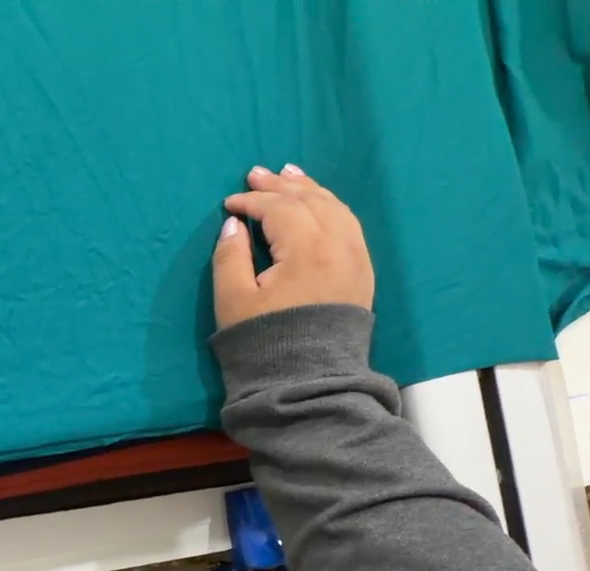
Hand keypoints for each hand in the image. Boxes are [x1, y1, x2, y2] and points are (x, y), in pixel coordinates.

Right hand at [212, 164, 374, 332]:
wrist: (306, 377)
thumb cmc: (263, 340)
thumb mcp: (233, 301)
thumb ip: (229, 258)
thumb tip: (233, 224)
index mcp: (305, 249)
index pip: (278, 210)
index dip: (251, 202)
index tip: (228, 203)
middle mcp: (337, 244)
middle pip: (309, 201)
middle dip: (281, 186)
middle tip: (257, 173)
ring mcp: (355, 256)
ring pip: (334, 207)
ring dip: (308, 189)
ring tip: (290, 176)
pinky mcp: (361, 270)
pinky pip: (347, 223)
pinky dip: (328, 205)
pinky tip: (317, 202)